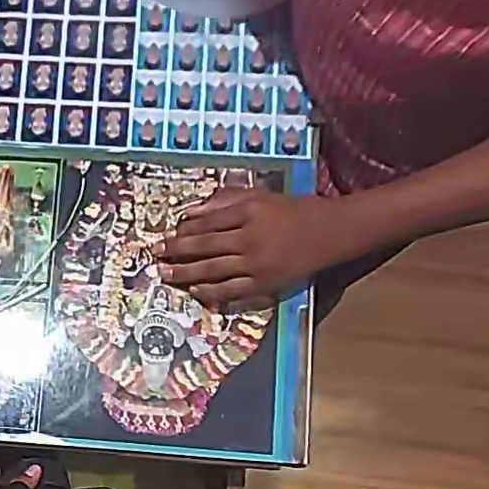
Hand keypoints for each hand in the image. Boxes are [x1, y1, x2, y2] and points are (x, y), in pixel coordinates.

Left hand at [154, 190, 380, 308]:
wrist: (332, 232)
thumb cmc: (293, 211)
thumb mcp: (260, 197)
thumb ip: (224, 202)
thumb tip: (189, 213)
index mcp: (249, 211)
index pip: (207, 223)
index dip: (182, 232)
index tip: (163, 237)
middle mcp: (251, 237)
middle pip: (205, 247)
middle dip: (176, 252)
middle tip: (155, 255)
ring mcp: (257, 263)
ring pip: (213, 270)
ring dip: (185, 273)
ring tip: (164, 275)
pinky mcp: (265, 283)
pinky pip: (231, 290)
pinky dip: (210, 291)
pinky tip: (194, 290)